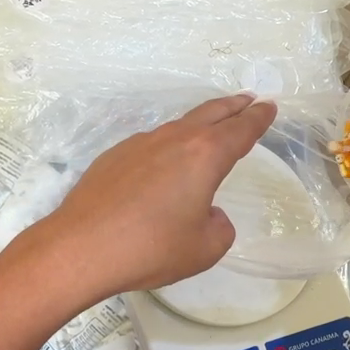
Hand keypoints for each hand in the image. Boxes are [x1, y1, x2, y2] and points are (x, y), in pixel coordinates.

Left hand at [21, 94, 276, 301]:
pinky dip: (163, 148)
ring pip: (175, 128)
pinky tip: (159, 164)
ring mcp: (136, 146)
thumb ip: (218, 227)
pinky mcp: (110, 159)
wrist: (81, 248)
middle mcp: (171, 141)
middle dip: (231, 107)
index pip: (240, 130)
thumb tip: (207, 213)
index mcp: (204, 156)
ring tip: (205, 130)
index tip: (268, 107)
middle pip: (209, 115)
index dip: (257, 119)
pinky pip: (147, 146)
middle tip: (246, 101)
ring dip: (195, 125)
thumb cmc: (150, 249)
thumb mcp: (204, 249)